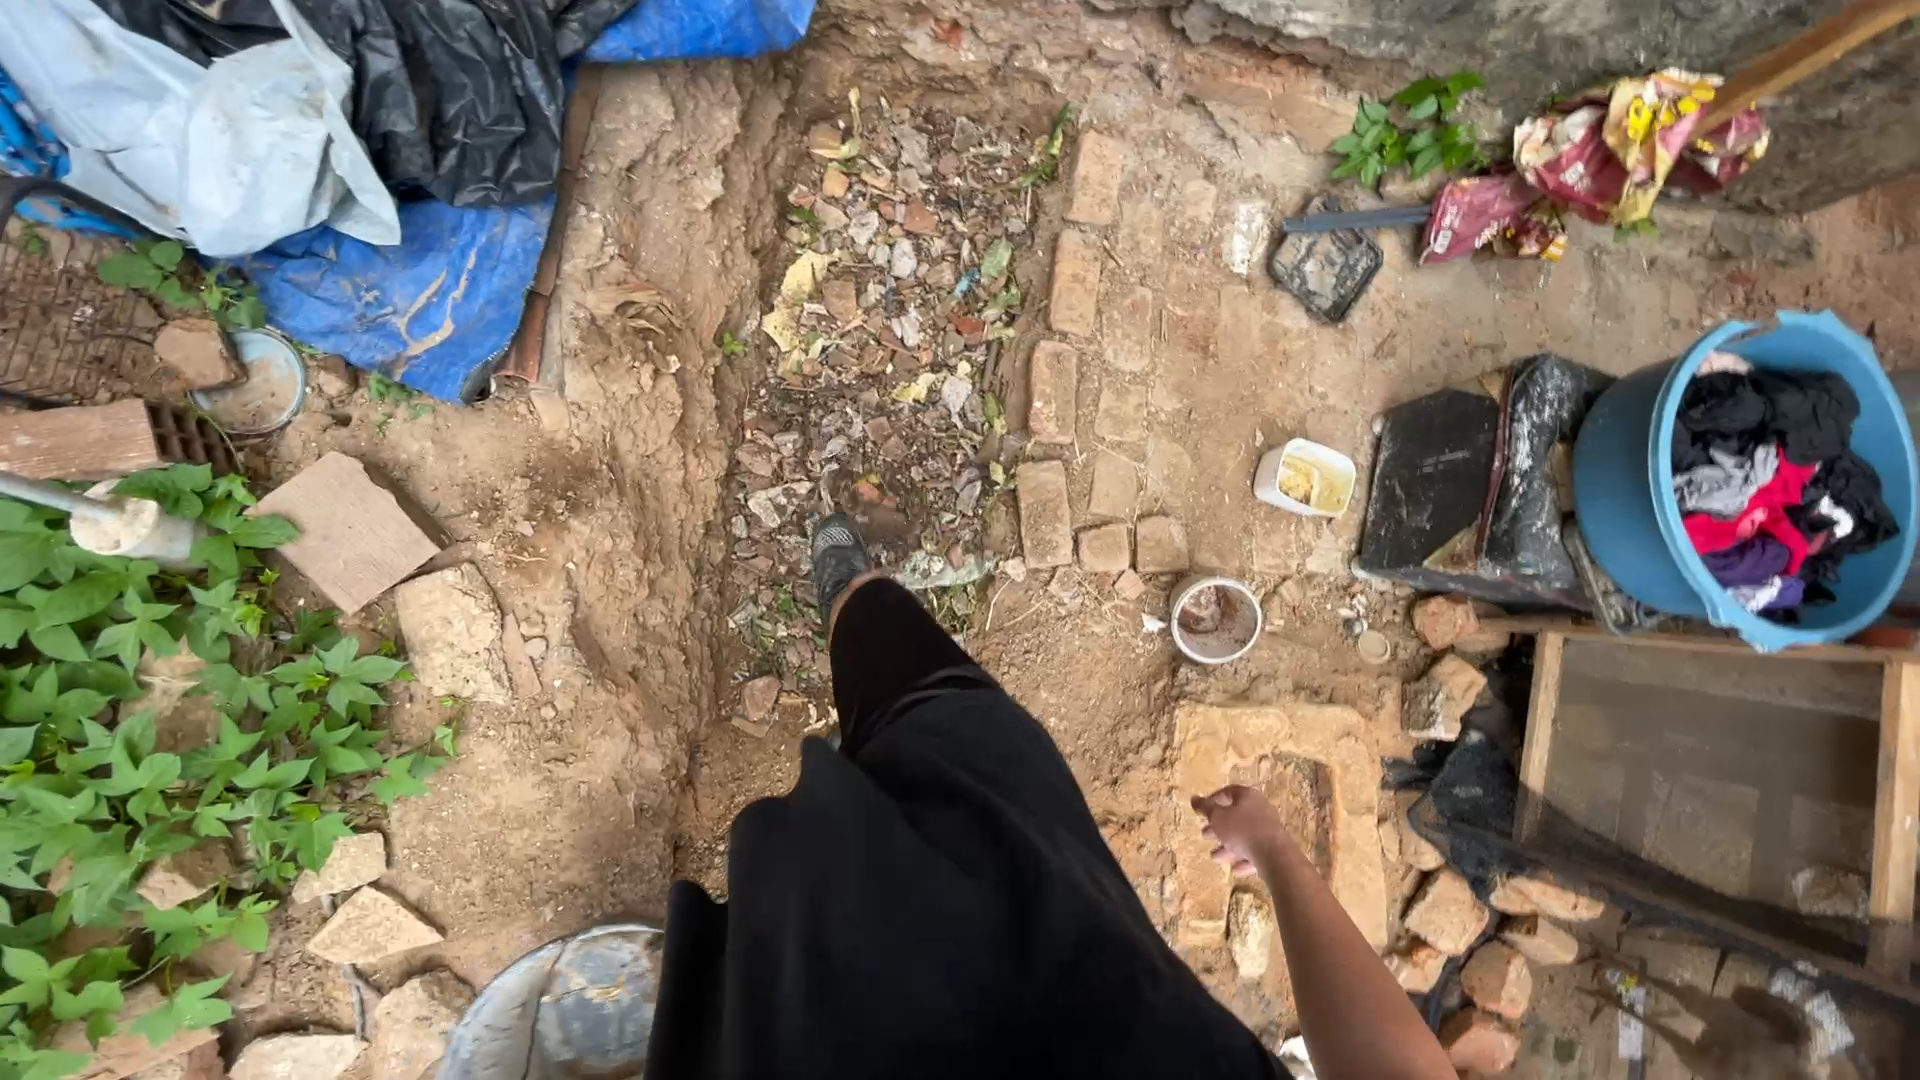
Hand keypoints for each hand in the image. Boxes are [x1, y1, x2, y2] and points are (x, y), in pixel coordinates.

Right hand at [1190, 785, 1285, 877]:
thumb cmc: (1241, 830)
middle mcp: (1260, 809)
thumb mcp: (1217, 817)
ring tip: (1215, 857)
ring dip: (1228, 846)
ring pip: (1244, 835)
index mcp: (1247, 796)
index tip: (1201, 812)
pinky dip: (1243, 858)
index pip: (1227, 793)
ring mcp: (1269, 829)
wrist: (1274, 855)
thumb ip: (1205, 808)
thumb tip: (1194, 798)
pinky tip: (1234, 869)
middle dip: (1218, 827)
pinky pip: (1255, 850)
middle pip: (1235, 816)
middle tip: (1205, 835)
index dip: (1212, 801)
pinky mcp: (1275, 847)